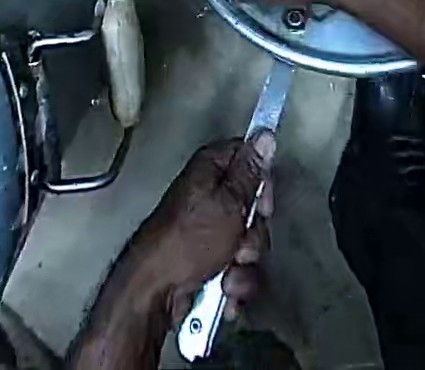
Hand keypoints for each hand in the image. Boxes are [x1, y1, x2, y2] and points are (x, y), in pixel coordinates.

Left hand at [119, 133, 275, 323]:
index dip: (262, 181)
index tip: (262, 204)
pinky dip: (236, 281)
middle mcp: (210, 192)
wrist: (159, 287)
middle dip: (254, 233)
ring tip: (227, 271)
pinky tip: (223, 289)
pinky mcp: (212, 258)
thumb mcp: (228, 202)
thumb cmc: (190, 238)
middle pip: (254, 205)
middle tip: (241, 243)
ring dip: (245, 264)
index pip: (249, 158)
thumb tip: (265, 135)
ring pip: (250, 241)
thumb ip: (250, 172)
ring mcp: (211, 227)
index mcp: (211, 168)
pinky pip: (240, 267)